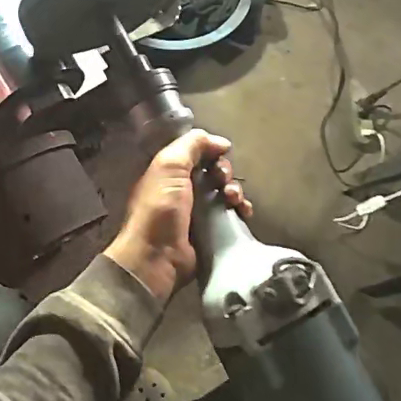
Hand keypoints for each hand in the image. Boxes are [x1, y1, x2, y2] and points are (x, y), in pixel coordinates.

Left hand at [104, 129, 250, 300]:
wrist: (157, 258)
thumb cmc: (160, 209)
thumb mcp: (169, 166)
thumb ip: (192, 145)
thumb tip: (222, 142)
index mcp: (169, 171)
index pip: (197, 153)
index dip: (211, 151)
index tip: (220, 154)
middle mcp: (183, 188)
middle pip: (214, 171)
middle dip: (224, 172)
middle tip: (222, 181)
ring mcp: (198, 211)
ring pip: (226, 192)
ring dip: (235, 191)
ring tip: (233, 200)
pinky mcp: (212, 230)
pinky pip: (232, 214)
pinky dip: (241, 209)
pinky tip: (243, 211)